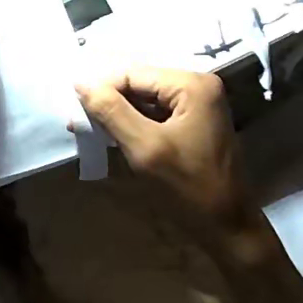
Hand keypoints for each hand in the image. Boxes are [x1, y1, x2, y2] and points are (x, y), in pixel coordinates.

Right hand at [76, 68, 254, 229]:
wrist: (227, 228)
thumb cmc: (187, 188)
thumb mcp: (144, 147)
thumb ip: (111, 111)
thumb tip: (81, 82)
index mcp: (191, 85)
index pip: (133, 74)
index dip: (101, 90)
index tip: (75, 114)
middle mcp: (198, 86)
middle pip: (140, 84)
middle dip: (109, 103)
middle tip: (78, 124)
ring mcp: (199, 105)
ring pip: (145, 101)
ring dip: (118, 115)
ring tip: (91, 132)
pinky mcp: (195, 124)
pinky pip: (156, 115)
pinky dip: (134, 125)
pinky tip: (114, 138)